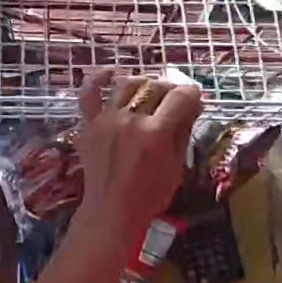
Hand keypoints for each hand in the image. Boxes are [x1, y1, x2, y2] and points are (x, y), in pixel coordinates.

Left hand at [72, 71, 203, 244]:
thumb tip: (192, 103)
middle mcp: (130, 119)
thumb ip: (183, 130)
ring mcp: (105, 119)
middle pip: (154, 87)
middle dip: (169, 89)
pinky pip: (89, 93)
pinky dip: (97, 79)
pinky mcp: (88, 124)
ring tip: (148, 91)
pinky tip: (110, 73)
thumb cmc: (150, 194)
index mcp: (156, 132)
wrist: (112, 210)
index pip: (180, 96)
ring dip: (142, 83)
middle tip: (173, 99)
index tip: (193, 99)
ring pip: (126, 85)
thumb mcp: (177, 165)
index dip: (191, 94)